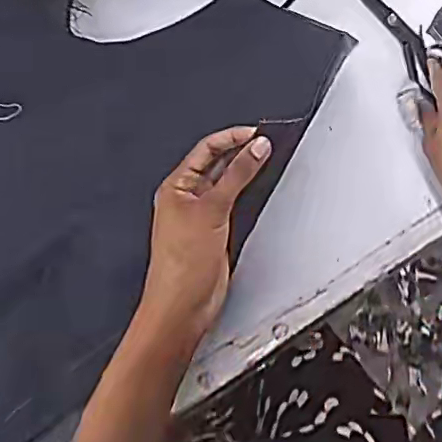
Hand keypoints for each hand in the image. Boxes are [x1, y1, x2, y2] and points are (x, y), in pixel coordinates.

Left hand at [137, 126, 272, 348]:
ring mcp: (202, 215)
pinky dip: (248, 192)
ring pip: (227, 182)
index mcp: (176, 186)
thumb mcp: (212, 209)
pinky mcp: (216, 230)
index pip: (206, 149)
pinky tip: (259, 188)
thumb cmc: (179, 266)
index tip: (255, 133)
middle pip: (217, 163)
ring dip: (245, 171)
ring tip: (266, 159)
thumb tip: (254, 148)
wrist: (182, 308)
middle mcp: (187, 198)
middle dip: (240, 151)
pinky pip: (234, 201)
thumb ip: (237, 175)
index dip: (231, 137)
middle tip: (265, 144)